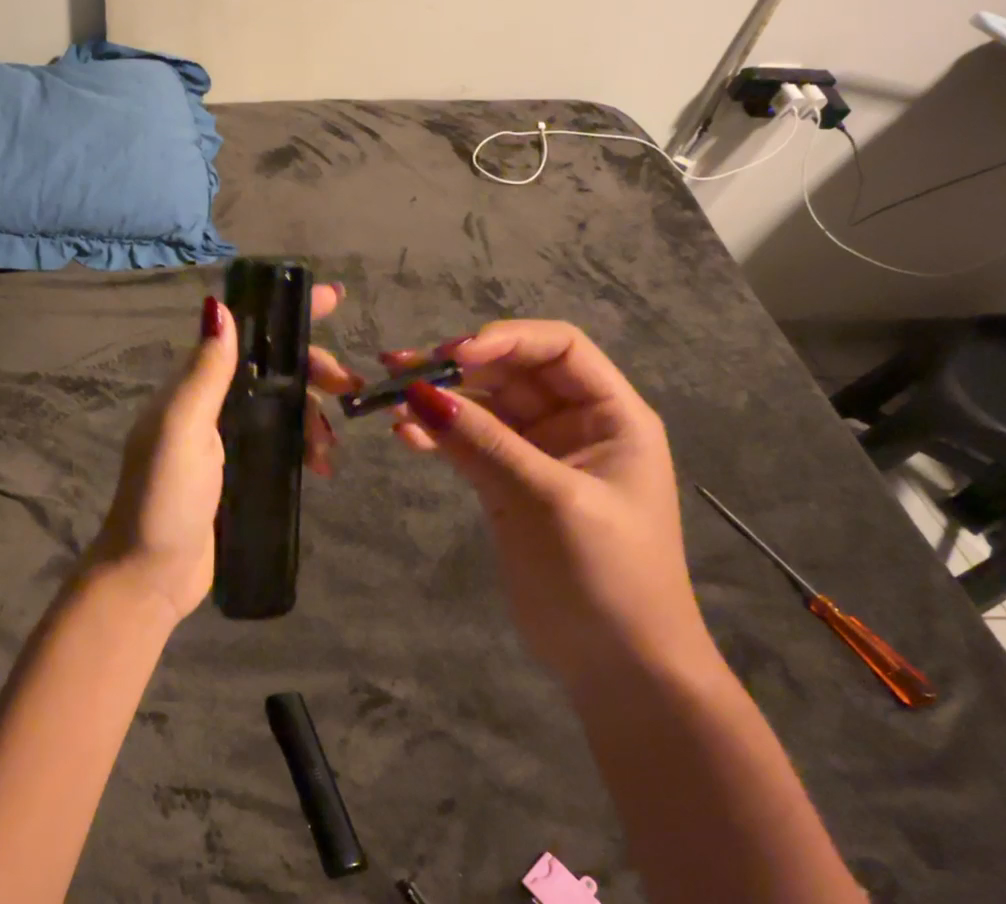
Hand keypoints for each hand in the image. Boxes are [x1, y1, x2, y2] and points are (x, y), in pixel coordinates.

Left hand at [94, 287, 349, 622]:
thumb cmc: (163, 497)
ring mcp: (225, 442)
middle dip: (313, 369)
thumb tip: (219, 305)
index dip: (283, 314)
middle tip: (350, 388)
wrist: (151, 572)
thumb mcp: (182, 428)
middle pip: (271, 371)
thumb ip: (204, 372)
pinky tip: (322, 466)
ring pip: (282, 408)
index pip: (242, 336)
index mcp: (191, 388)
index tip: (334, 299)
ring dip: (313, 415)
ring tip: (330, 448)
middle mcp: (208, 407)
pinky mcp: (240, 475)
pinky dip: (306, 446)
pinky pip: (281, 444)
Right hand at [383, 321, 710, 685]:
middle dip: (457, 367)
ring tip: (386, 398)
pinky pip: (469, 445)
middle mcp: (576, 425)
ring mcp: (539, 457)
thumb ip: (481, 443)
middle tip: (397, 368)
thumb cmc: (603, 575)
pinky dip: (439, 436)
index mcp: (611, 416)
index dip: (505, 340)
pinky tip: (406, 436)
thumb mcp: (544, 500)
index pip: (559, 349)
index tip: (450, 356)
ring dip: (439, 400)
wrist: (619, 665)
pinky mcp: (509, 487)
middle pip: (512, 373)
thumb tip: (415, 394)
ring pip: (484, 408)